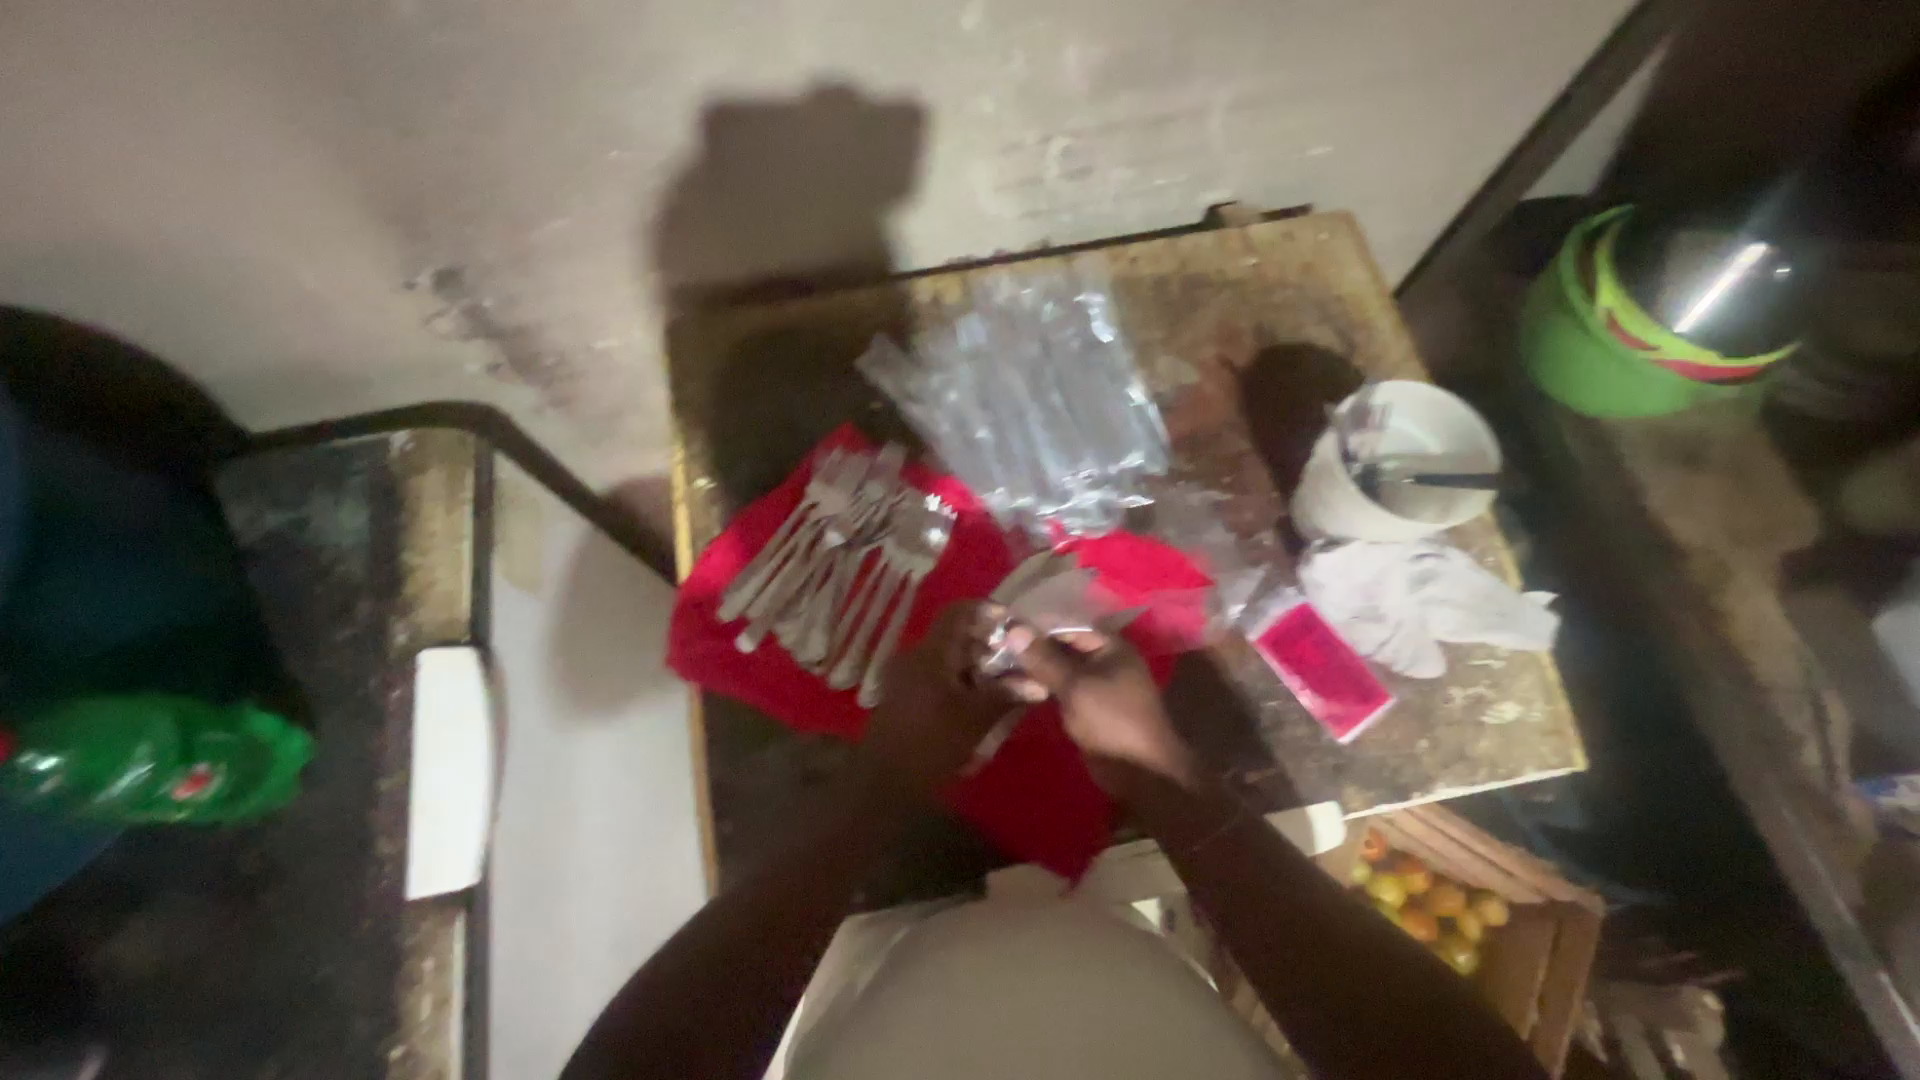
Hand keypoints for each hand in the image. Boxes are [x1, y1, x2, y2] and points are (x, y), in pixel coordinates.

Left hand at [859, 602, 1023, 796]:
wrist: (884, 784)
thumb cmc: (932, 742)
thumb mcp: (975, 717)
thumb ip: (1007, 694)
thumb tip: (1040, 683)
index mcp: (931, 652)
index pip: (959, 611)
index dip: (988, 611)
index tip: (1015, 626)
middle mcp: (914, 656)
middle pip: (955, 636)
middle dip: (988, 645)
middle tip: (1016, 663)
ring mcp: (905, 677)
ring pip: (947, 658)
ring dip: (975, 667)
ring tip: (1003, 686)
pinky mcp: (903, 697)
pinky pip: (936, 677)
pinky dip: (959, 682)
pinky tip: (979, 703)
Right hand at [1003, 627, 1196, 795]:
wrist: (1139, 772)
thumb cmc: (1111, 721)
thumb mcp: (1075, 685)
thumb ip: (1044, 657)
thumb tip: (1013, 628)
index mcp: (1111, 646)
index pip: (1068, 623)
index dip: (1037, 622)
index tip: (1004, 622)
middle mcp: (1105, 659)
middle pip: (1064, 644)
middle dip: (1033, 645)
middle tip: (995, 643)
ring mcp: (1097, 684)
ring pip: (1060, 667)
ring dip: (1034, 666)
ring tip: (998, 661)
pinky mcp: (1087, 706)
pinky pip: (1061, 687)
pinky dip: (1041, 684)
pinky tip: (1015, 683)